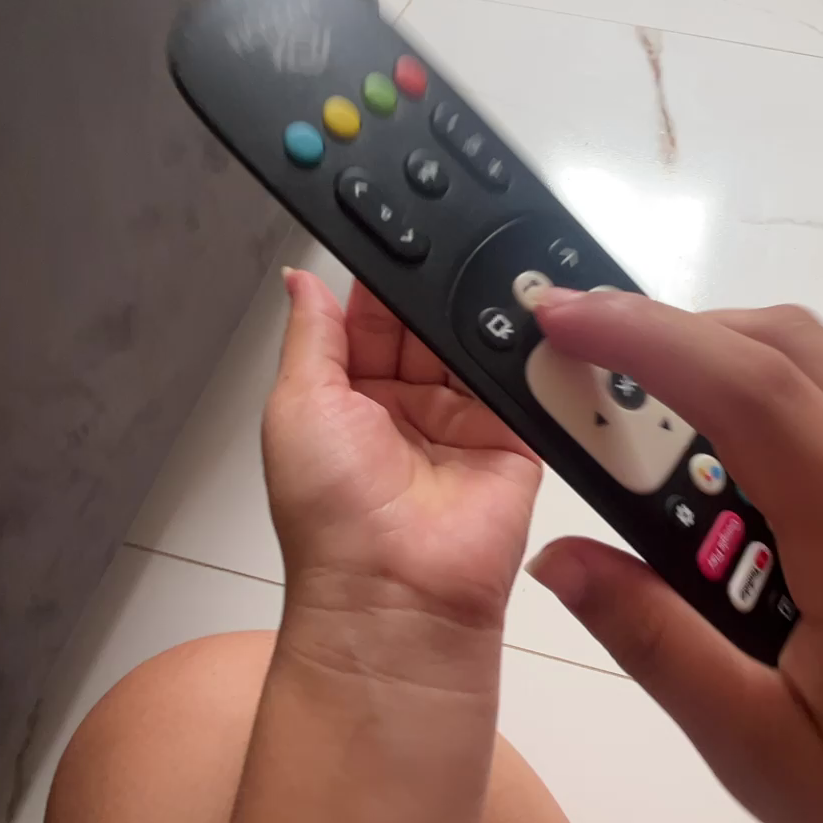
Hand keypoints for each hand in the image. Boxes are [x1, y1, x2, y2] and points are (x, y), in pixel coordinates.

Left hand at [264, 270, 541, 651]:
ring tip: (485, 279)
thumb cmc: (332, 515)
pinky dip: (524, 353)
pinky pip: (524, 384)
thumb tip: (303, 279)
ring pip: (477, 346)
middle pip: (429, 325)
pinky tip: (524, 320)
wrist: (399, 590)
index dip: (383, 278)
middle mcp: (410, 408)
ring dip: (479, 318)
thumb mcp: (297, 406)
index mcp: (352, 397)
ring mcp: (464, 422)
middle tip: (447, 249)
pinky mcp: (514, 440)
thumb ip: (312, 337)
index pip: (372, 319)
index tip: (396, 232)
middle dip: (437, 291)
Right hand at [523, 289, 822, 822]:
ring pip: (810, 366)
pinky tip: (696, 464)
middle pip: (787, 347)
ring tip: (621, 406)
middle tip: (576, 355)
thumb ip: (654, 640)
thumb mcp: (754, 748)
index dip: (649, 338)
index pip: (753, 393)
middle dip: (670, 329)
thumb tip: (560, 557)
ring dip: (708, 359)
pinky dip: (744, 398)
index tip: (559, 319)